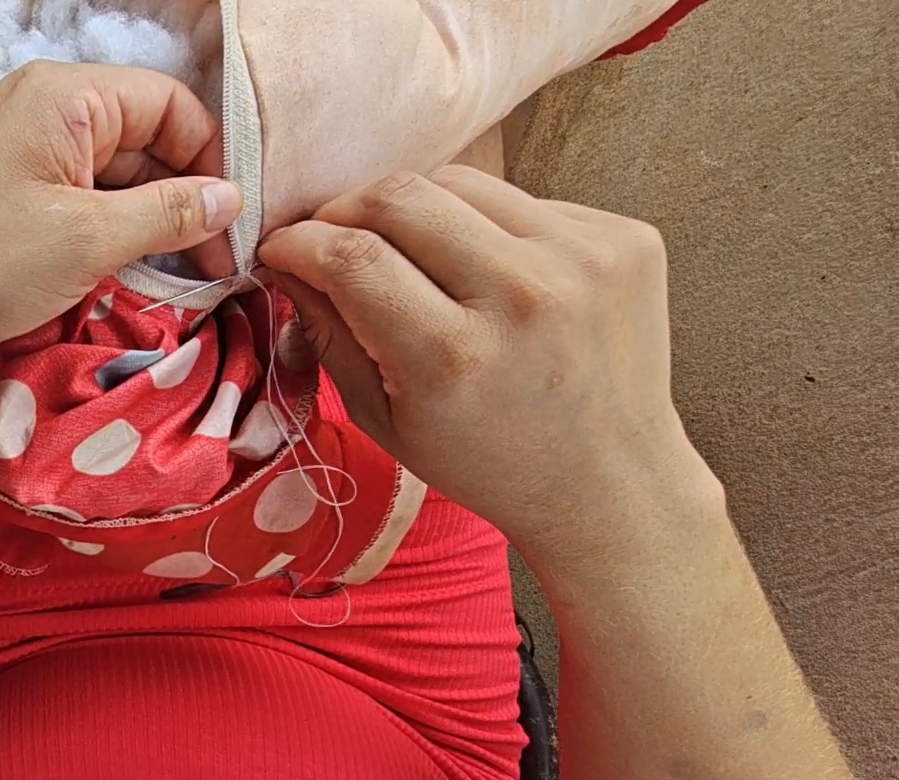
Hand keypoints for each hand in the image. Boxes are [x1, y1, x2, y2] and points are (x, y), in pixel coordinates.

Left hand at [0, 60, 242, 453]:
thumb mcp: (88, 239)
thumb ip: (166, 213)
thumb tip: (230, 200)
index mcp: (65, 96)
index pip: (169, 105)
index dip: (209, 161)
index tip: (232, 224)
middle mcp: (46, 111)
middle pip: (144, 140)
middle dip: (182, 198)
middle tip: (214, 263)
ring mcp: (26, 155)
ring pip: (114, 176)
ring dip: (149, 222)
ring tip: (181, 273)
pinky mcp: (14, 197)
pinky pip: (80, 201)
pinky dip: (111, 232)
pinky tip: (133, 268)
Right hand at [258, 166, 720, 571]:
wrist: (608, 477)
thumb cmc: (478, 461)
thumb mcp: (380, 418)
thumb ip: (331, 337)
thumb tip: (290, 270)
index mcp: (450, 356)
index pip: (353, 259)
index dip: (299, 242)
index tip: (276, 248)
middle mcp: (521, 293)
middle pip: (401, 198)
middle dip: (341, 209)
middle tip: (323, 237)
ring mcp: (584, 255)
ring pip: (458, 181)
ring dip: (403, 206)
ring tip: (390, 247)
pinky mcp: (623, 234)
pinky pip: (515, 199)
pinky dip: (468, 222)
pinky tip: (466, 266)